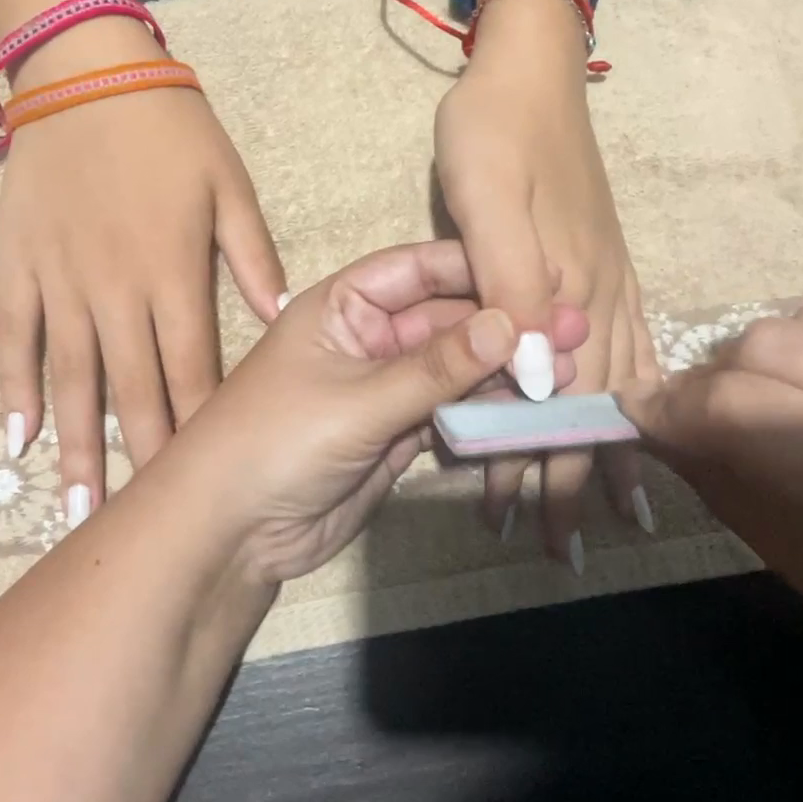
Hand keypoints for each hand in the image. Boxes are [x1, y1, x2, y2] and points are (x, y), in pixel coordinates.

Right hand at [0, 85, 284, 526]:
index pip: (193, 370)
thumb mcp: (229, 185)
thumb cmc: (171, 130)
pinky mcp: (17, 269)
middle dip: (142, 458)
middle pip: (133, 391)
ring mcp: (60, 284)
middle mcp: (116, 292)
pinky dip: (15, 390)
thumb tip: (282, 314)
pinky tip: (17, 440)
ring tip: (78, 509)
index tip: (209, 483)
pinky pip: (14, 340)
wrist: (85, 73)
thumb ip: (253, 256)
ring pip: (72, 380)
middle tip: (142, 525)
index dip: (200, 429)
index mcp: (175, 274)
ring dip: (77, 447)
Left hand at [168, 240, 587, 582]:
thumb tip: (510, 323)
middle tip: (571, 335)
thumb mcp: (357, 399)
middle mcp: (370, 337)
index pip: (420, 270)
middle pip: (448, 322)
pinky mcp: (398, 434)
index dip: (479, 271)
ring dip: (505, 375)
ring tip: (567, 377)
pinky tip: (532, 415)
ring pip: (456, 370)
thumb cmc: (277, 441)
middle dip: (505, 330)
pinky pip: (451, 414)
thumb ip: (435, 367)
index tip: (541, 277)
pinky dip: (487, 416)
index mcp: (345, 304)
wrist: (231, 532)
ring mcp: (386, 387)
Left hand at [435, 0, 657, 566]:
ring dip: (610, 449)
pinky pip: (621, 347)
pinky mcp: (602, 269)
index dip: (544, 463)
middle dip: (576, 476)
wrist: (529, 71)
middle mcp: (590, 297)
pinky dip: (627, 395)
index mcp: (555, 290)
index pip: (553, 398)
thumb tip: (539, 385)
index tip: (539, 527)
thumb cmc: (490, 135)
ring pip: (609, 384)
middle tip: (569, 546)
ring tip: (618, 510)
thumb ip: (511, 292)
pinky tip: (631, 420)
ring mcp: (603, 282)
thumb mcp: (485, 204)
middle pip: (587, 404)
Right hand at [618, 250, 802, 718]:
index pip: (747, 408)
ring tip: (794, 386)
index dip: (676, 405)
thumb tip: (643, 407)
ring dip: (779, 348)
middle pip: (772, 345)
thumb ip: (717, 473)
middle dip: (722, 378)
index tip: (640, 410)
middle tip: (720, 409)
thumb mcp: (802, 560)